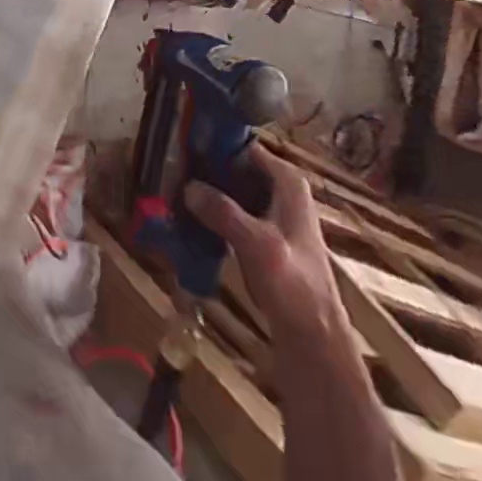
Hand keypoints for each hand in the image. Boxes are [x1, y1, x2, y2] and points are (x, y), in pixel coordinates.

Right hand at [186, 147, 348, 346]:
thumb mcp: (257, 245)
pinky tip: (186, 219)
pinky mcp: (262, 235)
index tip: (180, 147)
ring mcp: (272, 213)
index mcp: (287, 182)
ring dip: (206, 193)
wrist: (313, 335)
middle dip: (205, 170)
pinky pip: (232, 212)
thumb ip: (224, 213)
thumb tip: (188, 186)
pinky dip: (212, 213)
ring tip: (170, 193)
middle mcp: (280, 189)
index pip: (245, 147)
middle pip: (235, 168)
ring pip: (231, 190)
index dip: (214, 145)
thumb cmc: (292, 285)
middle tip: (168, 173)